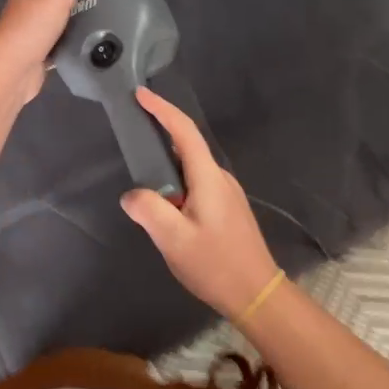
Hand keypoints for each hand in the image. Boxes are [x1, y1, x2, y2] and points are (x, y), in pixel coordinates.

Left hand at [0, 0, 106, 106]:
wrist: (13, 72)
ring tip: (88, 7)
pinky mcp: (37, 56)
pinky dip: (67, 42)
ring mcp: (28, 35)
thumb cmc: (29, 28)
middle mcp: (21, 11)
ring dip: (61, 15)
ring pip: (46, 20)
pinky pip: (55, 45)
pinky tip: (84, 40)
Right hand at [120, 87, 281, 320]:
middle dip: (160, 136)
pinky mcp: (228, 210)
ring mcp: (227, 194)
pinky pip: (197, 185)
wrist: (256, 293)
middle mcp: (220, 178)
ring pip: (192, 170)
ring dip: (168, 168)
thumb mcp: (173, 239)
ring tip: (143, 182)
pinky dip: (178, 185)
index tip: (141, 95)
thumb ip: (148, 210)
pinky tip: (166, 208)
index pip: (184, 132)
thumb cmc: (215, 264)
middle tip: (132, 138)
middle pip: (187, 147)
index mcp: (208, 177)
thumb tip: (132, 195)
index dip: (162, 110)